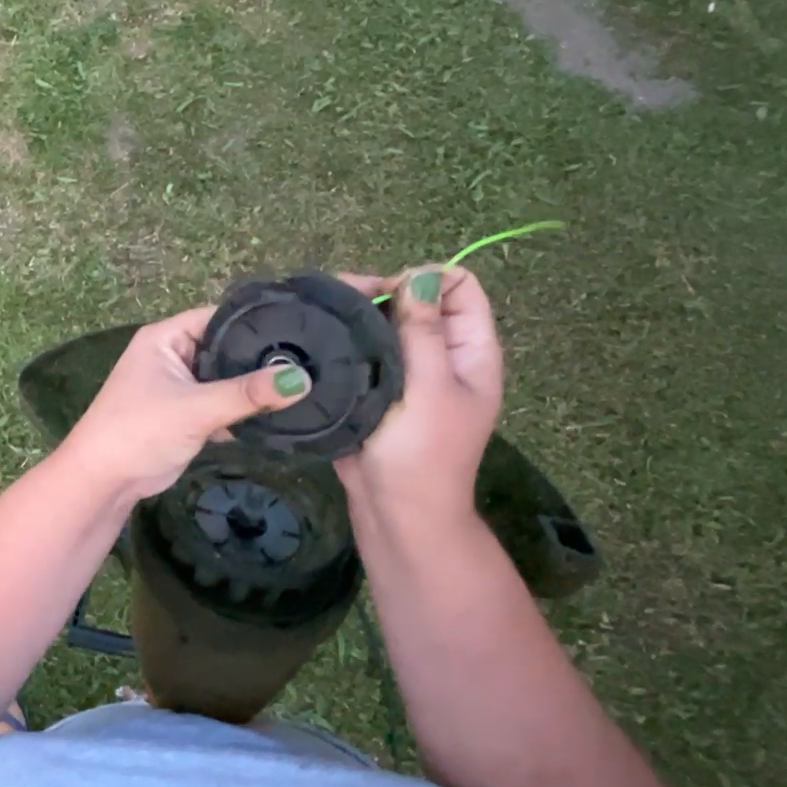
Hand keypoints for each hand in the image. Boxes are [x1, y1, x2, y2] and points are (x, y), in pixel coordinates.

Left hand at [54, 306, 311, 500]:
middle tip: (314, 361)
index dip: (257, 320)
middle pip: (226, 347)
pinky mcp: (185, 414)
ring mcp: (178, 385)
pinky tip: (283, 414)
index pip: (219, 316)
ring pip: (226, 378)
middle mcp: (172, 355)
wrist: (105, 479)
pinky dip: (244, 410)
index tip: (303, 327)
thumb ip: (247, 393)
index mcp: (165, 338)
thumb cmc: (140, 430)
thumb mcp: (196, 408)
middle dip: (261, 357)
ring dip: (254, 387)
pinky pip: (222, 403)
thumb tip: (302, 379)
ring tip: (309, 385)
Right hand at [334, 266, 503, 521]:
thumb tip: (418, 275)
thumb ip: (424, 331)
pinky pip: (362, 349)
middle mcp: (441, 355)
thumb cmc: (422, 453)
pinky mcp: (374, 387)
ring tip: (317, 319)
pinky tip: (316, 341)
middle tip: (337, 303)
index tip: (384, 297)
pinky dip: (343, 339)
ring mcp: (407, 372)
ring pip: (385, 323)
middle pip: (416, 299)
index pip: (458, 286)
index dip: (423, 280)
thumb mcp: (429, 389)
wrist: (396, 510)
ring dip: (356, 316)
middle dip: (380, 292)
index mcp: (470, 351)